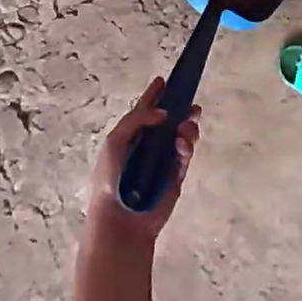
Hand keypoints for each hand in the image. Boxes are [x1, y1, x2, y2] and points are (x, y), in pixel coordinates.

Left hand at [86, 77, 201, 240]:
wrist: (120, 220)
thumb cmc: (110, 180)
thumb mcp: (115, 142)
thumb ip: (137, 120)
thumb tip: (164, 113)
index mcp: (131, 135)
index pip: (144, 110)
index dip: (153, 95)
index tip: (163, 80)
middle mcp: (149, 145)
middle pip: (170, 120)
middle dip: (182, 109)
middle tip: (191, 105)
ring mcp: (164, 159)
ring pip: (183, 135)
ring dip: (188, 127)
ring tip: (185, 127)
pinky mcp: (176, 175)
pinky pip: (186, 154)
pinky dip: (187, 146)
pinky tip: (182, 144)